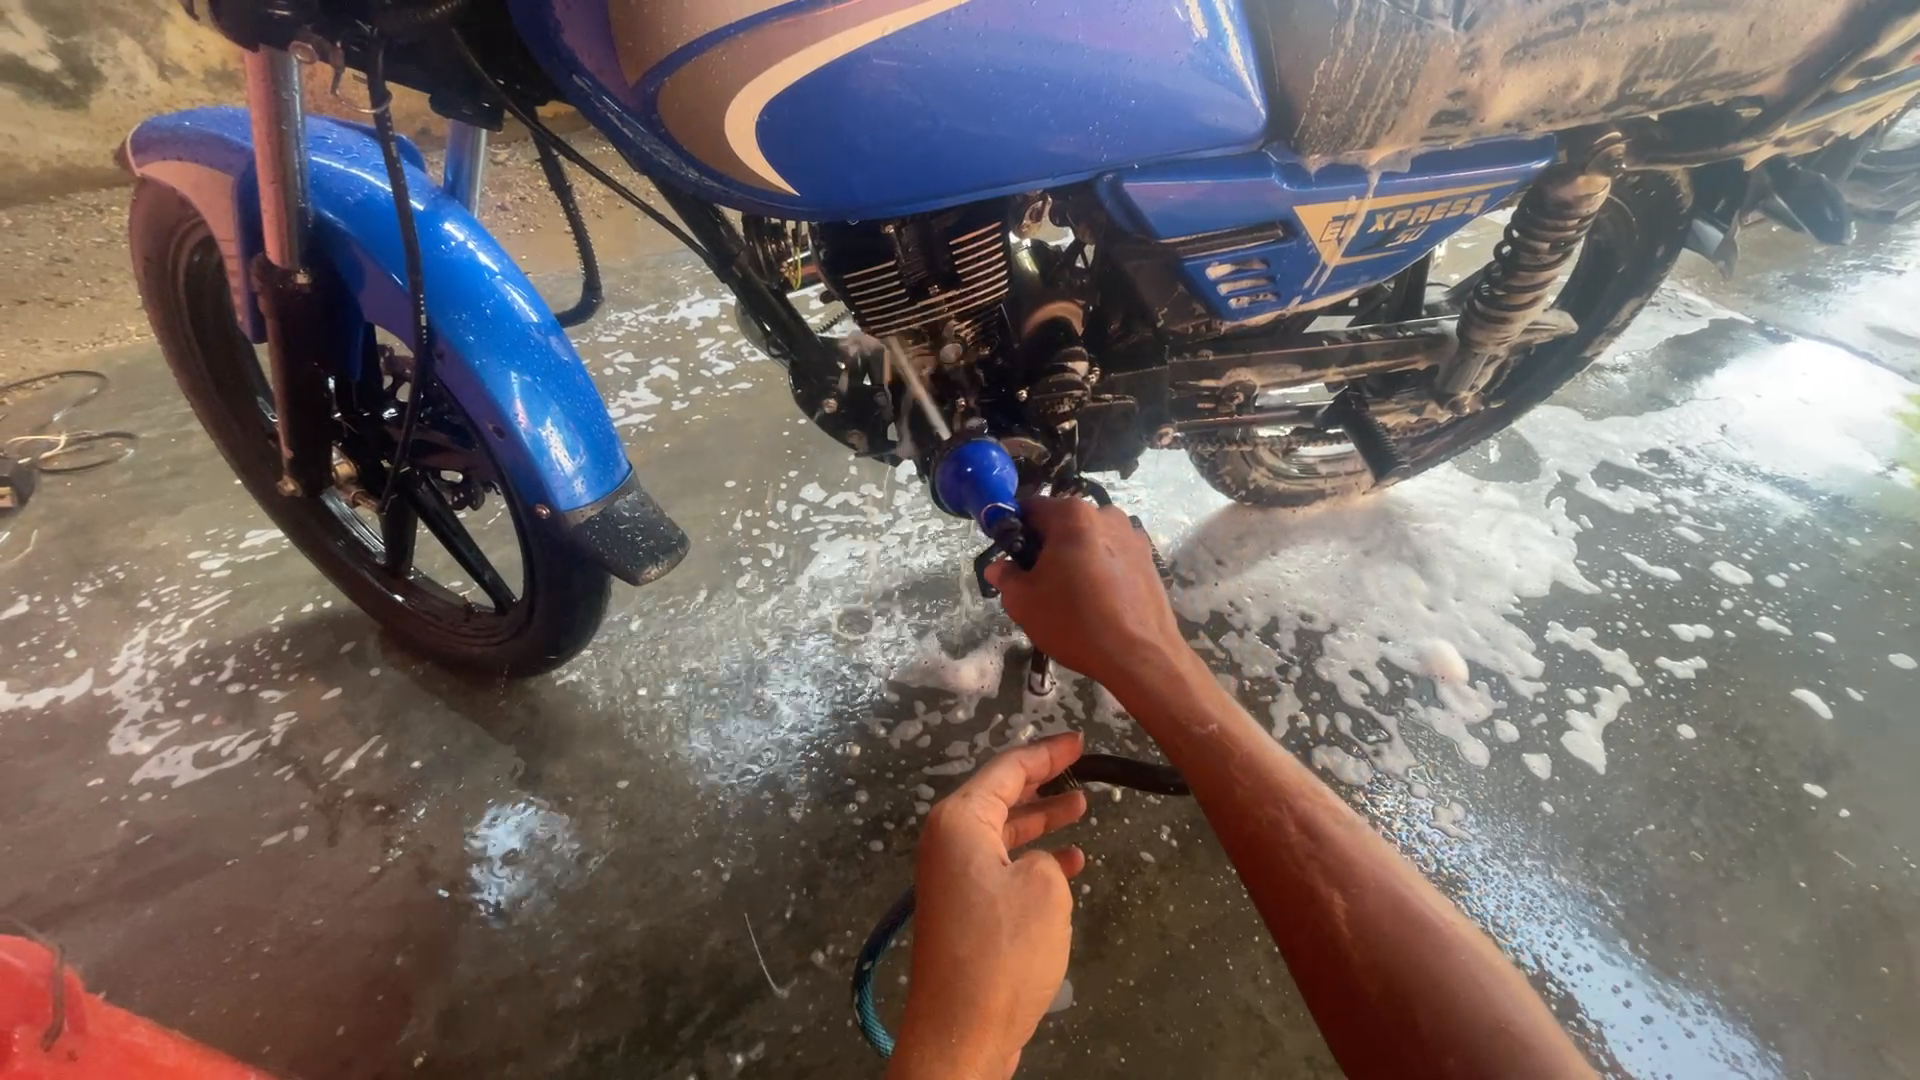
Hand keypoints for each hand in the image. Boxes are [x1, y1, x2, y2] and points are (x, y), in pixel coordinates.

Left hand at [889, 733, 1088, 1079]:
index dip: (1046, 753)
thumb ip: (1046, 859)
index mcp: (959, 821)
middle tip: (1080, 763)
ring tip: (1082, 804)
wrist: (961, 1034)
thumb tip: (1035, 866)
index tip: (1078, 740)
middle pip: (1001, 795)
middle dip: (1041, 780)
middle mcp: (949, 840)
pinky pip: (1003, 864)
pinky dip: (1034, 858)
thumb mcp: (1044, 889)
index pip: (1006, 769)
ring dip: (1042, 819)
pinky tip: (1072, 859)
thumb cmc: (1002, 951)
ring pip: (1004, 830)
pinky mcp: (965, 906)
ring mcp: (954, 874)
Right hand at [984, 497, 1190, 694]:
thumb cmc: (1074, 622)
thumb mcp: (1024, 602)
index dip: (1015, 530)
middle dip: (1048, 546)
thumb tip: (1000, 567)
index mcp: (1072, 515)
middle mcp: (1106, 515)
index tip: (1011, 558)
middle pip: (1064, 524)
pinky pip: (1113, 558)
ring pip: (1091, 541)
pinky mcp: (1150, 560)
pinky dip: (1101, 571)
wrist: (1139, 657)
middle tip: (1039, 583)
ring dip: (1077, 558)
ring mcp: (1133, 536)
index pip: (1031, 509)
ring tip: (1073, 596)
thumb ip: (1006, 577)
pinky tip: (1099, 602)